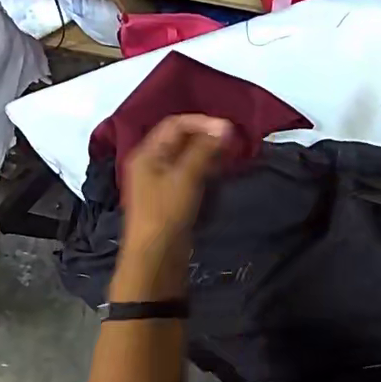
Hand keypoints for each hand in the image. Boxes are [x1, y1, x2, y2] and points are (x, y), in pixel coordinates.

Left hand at [115, 114, 232, 296]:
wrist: (156, 259)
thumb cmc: (166, 214)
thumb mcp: (186, 177)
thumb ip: (204, 150)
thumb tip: (225, 126)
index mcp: (147, 153)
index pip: (175, 124)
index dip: (202, 122)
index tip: (228, 129)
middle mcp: (151, 163)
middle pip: (181, 140)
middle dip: (207, 137)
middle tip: (234, 141)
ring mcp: (161, 181)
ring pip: (187, 158)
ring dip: (208, 154)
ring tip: (231, 156)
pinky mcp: (172, 198)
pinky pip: (190, 175)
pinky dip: (205, 170)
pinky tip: (221, 173)